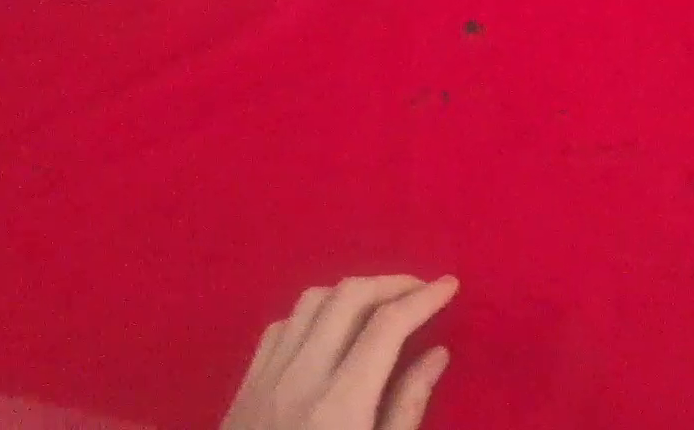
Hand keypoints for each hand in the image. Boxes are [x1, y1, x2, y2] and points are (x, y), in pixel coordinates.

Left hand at [222, 275, 457, 429]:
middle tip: (421, 293)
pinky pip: (281, 326)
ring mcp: (265, 381)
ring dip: (353, 293)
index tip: (450, 285)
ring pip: (312, 300)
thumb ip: (407, 409)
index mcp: (338, 407)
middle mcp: (299, 380)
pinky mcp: (242, 390)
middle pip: (349, 297)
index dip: (424, 298)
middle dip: (392, 284)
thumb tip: (437, 353)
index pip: (387, 325)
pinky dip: (314, 313)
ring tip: (380, 308)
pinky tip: (331, 331)